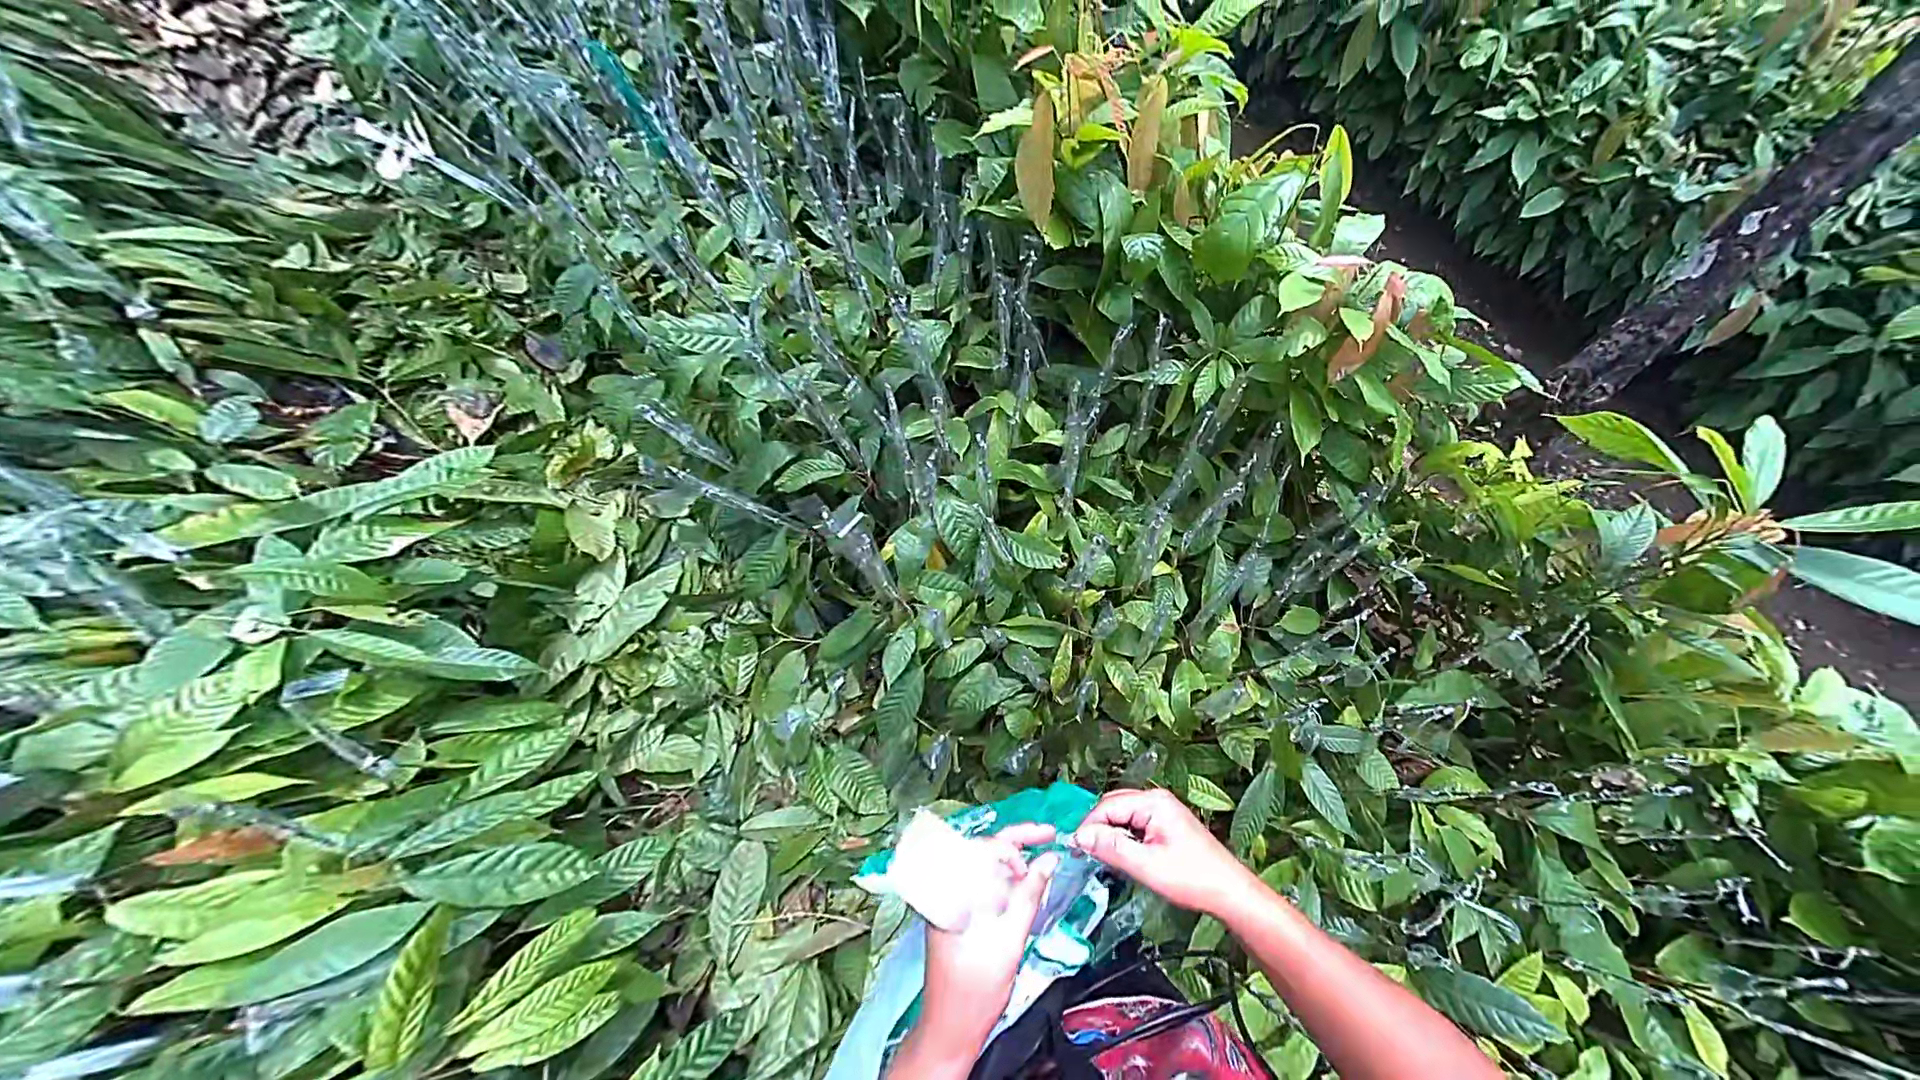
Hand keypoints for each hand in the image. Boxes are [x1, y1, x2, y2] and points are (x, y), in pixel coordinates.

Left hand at [914, 823, 1058, 1053]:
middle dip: (1016, 840)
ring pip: (983, 862)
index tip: (1045, 850)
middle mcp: (945, 887)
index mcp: (951, 889)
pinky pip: (979, 880)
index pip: (985, 847)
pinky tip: (1022, 884)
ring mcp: (948, 897)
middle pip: (983, 848)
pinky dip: (1002, 878)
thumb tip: (1049, 860)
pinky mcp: (955, 908)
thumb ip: (1029, 895)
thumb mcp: (1010, 940)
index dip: (1016, 846)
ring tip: (1039, 863)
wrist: (950, 1027)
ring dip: (1011, 859)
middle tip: (1048, 834)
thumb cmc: (974, 990)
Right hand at [1072, 788, 1262, 918]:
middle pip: (1113, 805)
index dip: (1089, 827)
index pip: (1107, 806)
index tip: (1075, 848)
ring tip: (1102, 856)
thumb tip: (1080, 836)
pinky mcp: (1166, 823)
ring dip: (1110, 832)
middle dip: (1097, 827)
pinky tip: (1122, 855)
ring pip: (1123, 814)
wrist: (1231, 893)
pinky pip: (1134, 822)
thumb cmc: (1193, 879)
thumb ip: (1112, 848)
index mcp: (1153, 802)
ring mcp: (1163, 809)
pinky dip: (1123, 836)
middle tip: (1085, 852)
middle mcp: (1157, 799)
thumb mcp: (1146, 866)